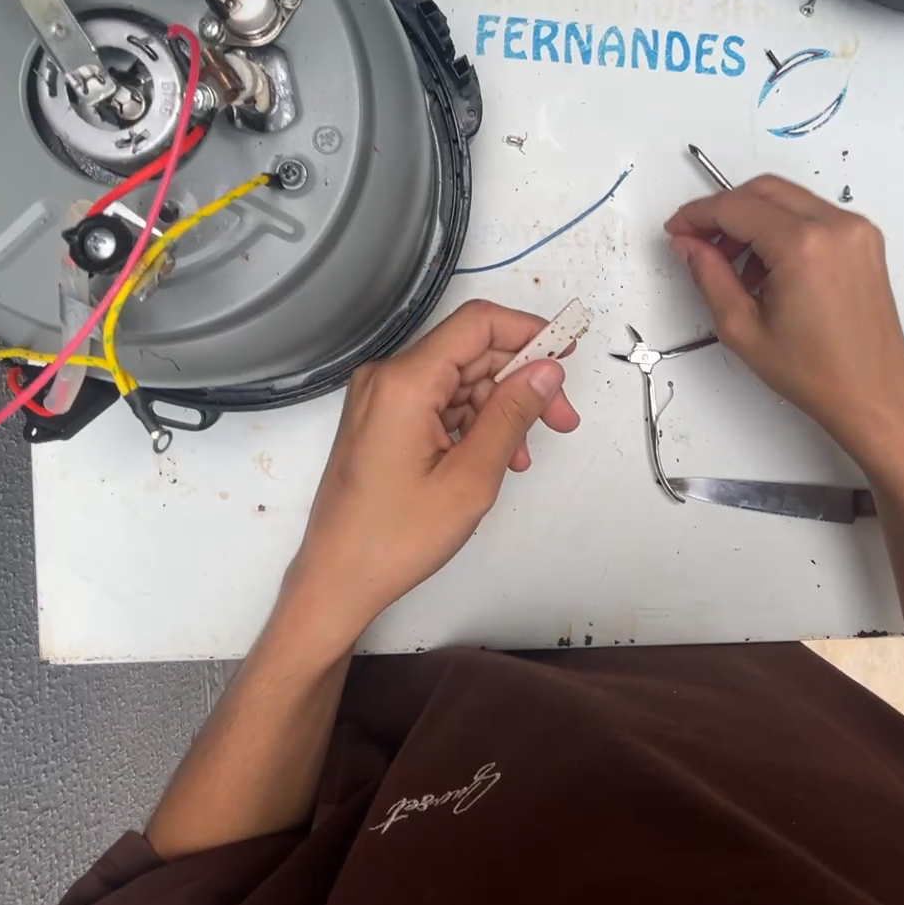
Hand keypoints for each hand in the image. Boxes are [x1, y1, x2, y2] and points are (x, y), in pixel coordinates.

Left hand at [280, 300, 581, 644]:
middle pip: (472, 353)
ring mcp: (382, 398)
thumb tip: (546, 371)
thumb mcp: (471, 477)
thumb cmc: (394, 538)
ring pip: (461, 381)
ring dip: (500, 409)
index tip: (566, 349)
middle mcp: (387, 379)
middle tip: (561, 418)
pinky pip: (440, 403)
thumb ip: (512, 415)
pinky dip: (473, 423)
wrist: (337, 579)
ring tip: (521, 456)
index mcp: (404, 383)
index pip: (478, 324)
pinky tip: (495, 456)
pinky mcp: (383, 419)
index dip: (528, 330)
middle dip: (522, 381)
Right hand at [664, 176, 903, 465]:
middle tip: (696, 240)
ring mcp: (856, 230)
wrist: (871, 393)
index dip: (697, 215)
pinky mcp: (863, 240)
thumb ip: (709, 276)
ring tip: (730, 263)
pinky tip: (765, 266)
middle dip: (722, 210)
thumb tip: (689, 246)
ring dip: (751, 219)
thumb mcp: (742, 328)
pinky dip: (781, 228)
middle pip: (762, 190)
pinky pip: (812, 215)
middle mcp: (836, 227)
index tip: (678, 228)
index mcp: (804, 247)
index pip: (735, 207)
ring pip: (787, 199)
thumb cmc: (819, 372)